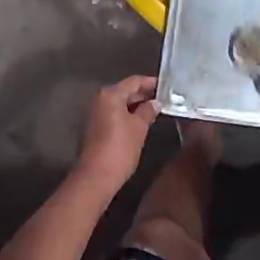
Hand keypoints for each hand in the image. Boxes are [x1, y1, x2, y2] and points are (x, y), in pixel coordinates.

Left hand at [74, 75, 159, 190]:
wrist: (95, 177)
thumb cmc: (120, 148)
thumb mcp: (139, 127)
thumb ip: (148, 111)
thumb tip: (155, 103)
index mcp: (110, 94)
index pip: (134, 81)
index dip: (150, 83)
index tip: (165, 86)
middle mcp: (99, 100)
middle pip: (125, 91)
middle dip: (143, 95)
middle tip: (162, 100)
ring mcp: (94, 114)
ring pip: (118, 104)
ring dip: (135, 106)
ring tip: (154, 111)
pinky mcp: (93, 128)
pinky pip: (113, 114)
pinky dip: (126, 115)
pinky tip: (139, 123)